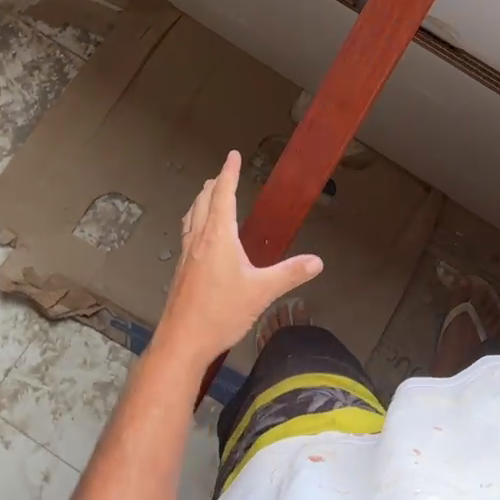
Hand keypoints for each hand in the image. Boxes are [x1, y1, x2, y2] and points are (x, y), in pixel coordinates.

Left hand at [156, 152, 322, 359]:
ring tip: (208, 196)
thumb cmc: (220, 313)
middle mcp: (199, 240)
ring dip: (200, 201)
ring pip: (191, 217)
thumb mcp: (261, 292)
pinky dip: (194, 221)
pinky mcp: (181, 272)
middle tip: (223, 174)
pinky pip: (187, 234)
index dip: (228, 173)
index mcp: (218, 236)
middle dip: (213, 185)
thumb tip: (318, 261)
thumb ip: (290, 274)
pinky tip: (199, 236)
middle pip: (203, 202)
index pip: (223, 194)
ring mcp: (187, 256)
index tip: (232, 155)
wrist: (181, 344)